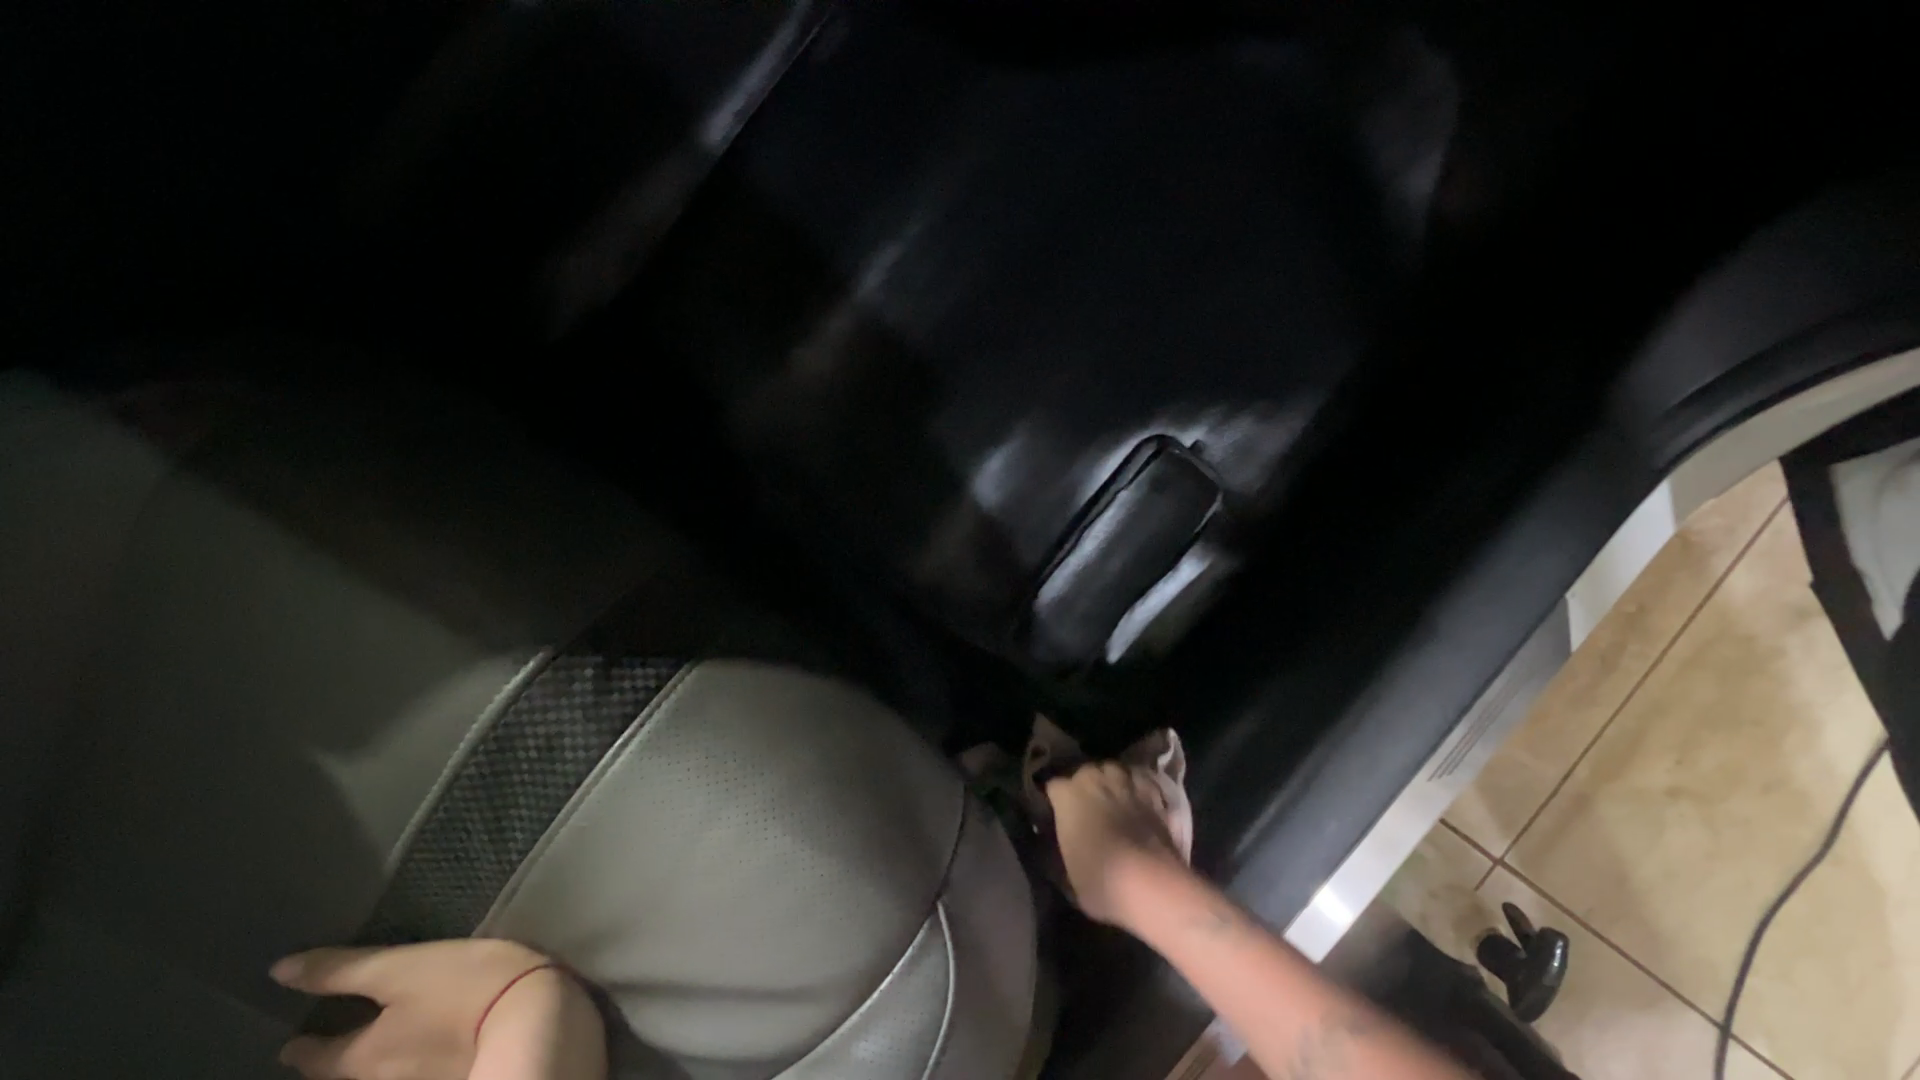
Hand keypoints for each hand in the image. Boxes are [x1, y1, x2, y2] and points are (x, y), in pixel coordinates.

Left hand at [271, 939, 597, 1079]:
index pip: (319, 1058)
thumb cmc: (465, 987)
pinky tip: (431, 1054)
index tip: (291, 1044)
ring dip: (378, 1067)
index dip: (304, 1048)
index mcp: (364, 1056)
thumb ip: (345, 969)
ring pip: (388, 1078)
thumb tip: (278, 970)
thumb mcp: (405, 967)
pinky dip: (416, 1066)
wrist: (538, 1023)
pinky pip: (426, 1075)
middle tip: (333, 1049)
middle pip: (350, 1076)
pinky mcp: (464, 1078)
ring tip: (382, 1049)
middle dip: (338, 1063)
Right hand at [1045, 761, 1189, 927]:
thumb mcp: (1067, 875)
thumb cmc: (1101, 882)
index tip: (1057, 814)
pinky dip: (1136, 785)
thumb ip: (1060, 850)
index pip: (1053, 786)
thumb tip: (1059, 844)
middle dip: (1082, 785)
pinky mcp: (1153, 794)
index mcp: (1067, 796)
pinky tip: (1136, 798)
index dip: (1055, 801)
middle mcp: (1094, 781)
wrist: (1153, 885)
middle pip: (1084, 772)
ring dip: (1109, 780)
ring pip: (1113, 769)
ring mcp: (1126, 784)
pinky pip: (1139, 779)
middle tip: (1085, 807)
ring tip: (1111, 796)